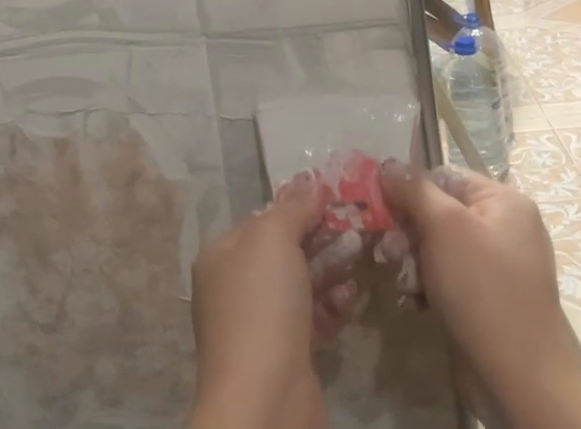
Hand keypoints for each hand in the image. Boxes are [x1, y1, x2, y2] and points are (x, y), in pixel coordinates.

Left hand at [189, 175, 362, 428]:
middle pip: (285, 250)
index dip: (298, 208)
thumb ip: (293, 208)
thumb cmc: (262, 305)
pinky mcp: (287, 351)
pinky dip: (332, 303)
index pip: (263, 219)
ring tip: (357, 262)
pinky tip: (349, 298)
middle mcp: (236, 287)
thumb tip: (311, 185)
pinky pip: (313, 315)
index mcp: (222, 256)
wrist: (264, 396)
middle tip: (356, 231)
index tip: (335, 200)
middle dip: (321, 238)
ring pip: (303, 282)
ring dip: (332, 269)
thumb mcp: (273, 239)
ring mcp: (260, 322)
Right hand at [380, 162, 580, 428]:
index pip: (444, 177)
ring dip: (414, 262)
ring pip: (439, 247)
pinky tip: (415, 301)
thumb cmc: (482, 288)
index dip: (410, 190)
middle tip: (390, 254)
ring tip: (405, 283)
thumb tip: (387, 164)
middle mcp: (504, 226)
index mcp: (503, 200)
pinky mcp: (487, 298)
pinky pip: (449, 277)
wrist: (519, 374)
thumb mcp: (444, 227)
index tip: (380, 210)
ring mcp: (497, 265)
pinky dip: (428, 285)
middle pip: (439, 212)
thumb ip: (414, 190)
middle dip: (409, 232)